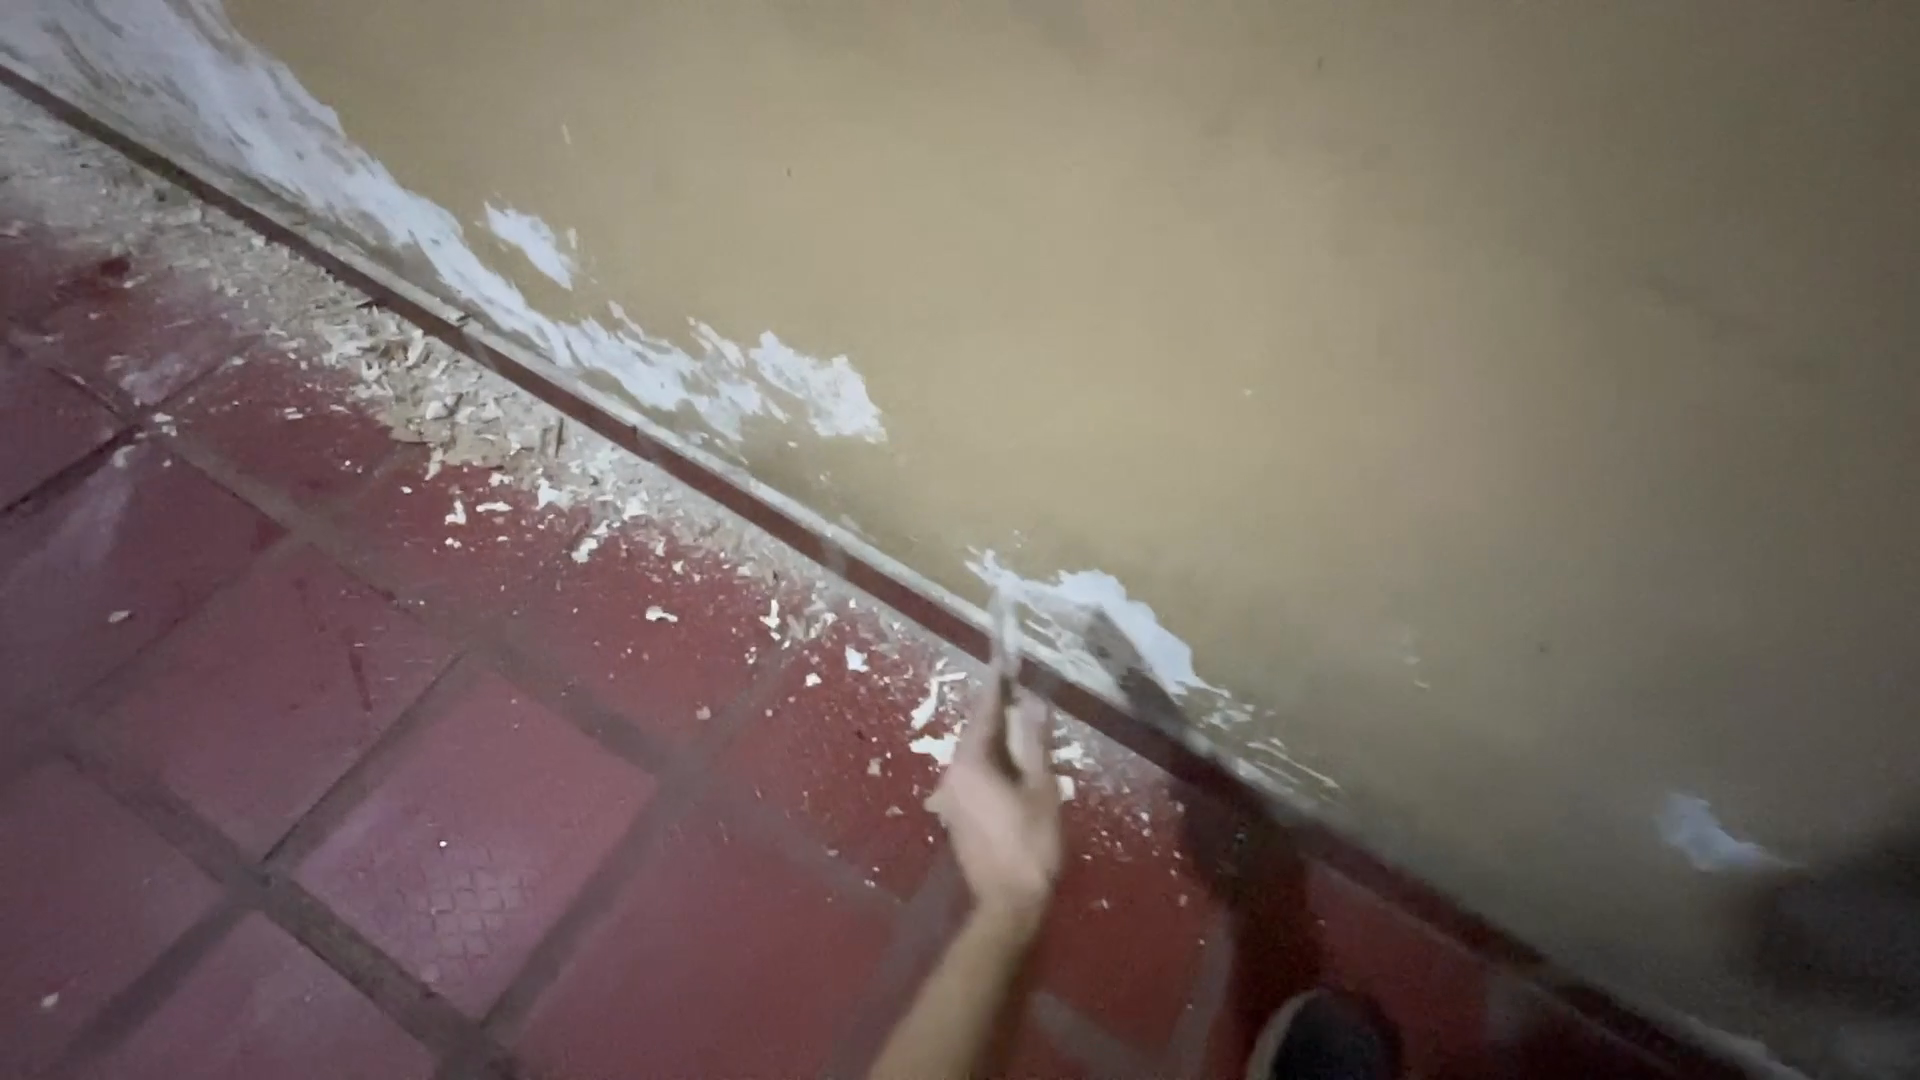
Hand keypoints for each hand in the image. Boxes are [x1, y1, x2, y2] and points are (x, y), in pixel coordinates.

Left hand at [926, 681, 1062, 924]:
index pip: (985, 713)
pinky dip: (991, 763)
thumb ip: (1035, 742)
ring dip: (995, 740)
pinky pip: (972, 775)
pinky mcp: (955, 815)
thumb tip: (1033, 702)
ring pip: (974, 755)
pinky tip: (1010, 764)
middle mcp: (952, 773)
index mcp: (971, 762)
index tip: (1001, 661)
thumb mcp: (1042, 788)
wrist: (1008, 903)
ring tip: (1018, 723)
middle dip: (996, 712)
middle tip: (1015, 689)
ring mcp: (950, 796)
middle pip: (976, 733)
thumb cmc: (1031, 843)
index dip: (996, 686)